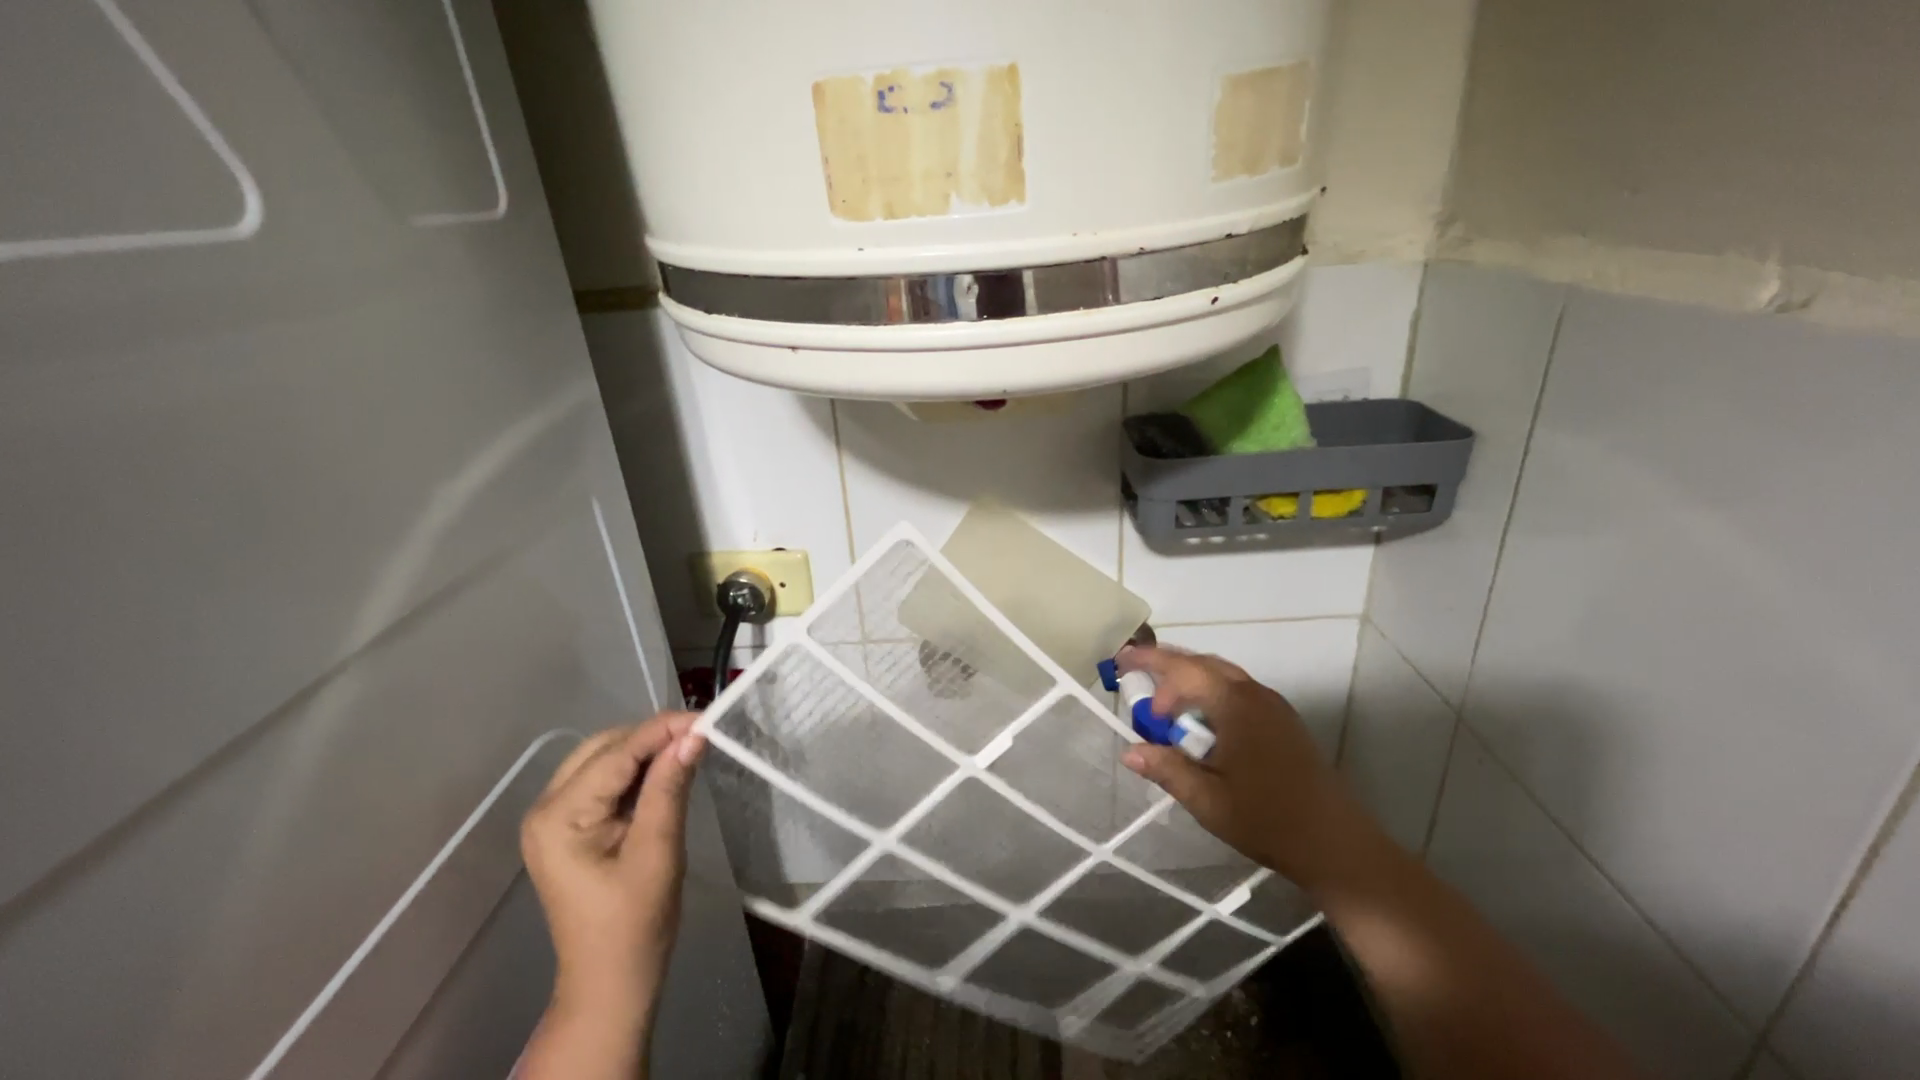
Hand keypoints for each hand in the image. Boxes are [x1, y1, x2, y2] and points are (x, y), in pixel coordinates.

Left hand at [520, 713, 705, 1025]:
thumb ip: (670, 788)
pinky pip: (603, 782)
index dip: (661, 730)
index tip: (706, 716)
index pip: (616, 754)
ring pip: (603, 760)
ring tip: (690, 747)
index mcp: (559, 817)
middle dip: (652, 737)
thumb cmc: (635, 923)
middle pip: (603, 749)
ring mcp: (552, 818)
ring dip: (645, 752)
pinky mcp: (567, 828)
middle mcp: (546, 808)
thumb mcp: (658, 851)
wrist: (612, 979)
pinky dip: (635, 773)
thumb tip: (693, 735)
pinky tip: (667, 771)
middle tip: (701, 733)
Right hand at [1115, 646, 1375, 890]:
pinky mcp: (1283, 723)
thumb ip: (1167, 769)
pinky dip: (1211, 695)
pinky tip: (1200, 726)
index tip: (1121, 665)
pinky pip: (1239, 692)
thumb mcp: (1207, 799)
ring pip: (1224, 676)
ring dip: (1191, 683)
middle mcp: (1256, 695)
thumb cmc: (1266, 819)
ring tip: (1165, 708)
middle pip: (1205, 664)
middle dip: (1168, 667)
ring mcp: (1274, 707)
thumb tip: (1130, 751)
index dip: (1150, 662)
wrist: (1334, 842)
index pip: (1184, 668)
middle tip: (1136, 679)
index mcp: (1236, 705)